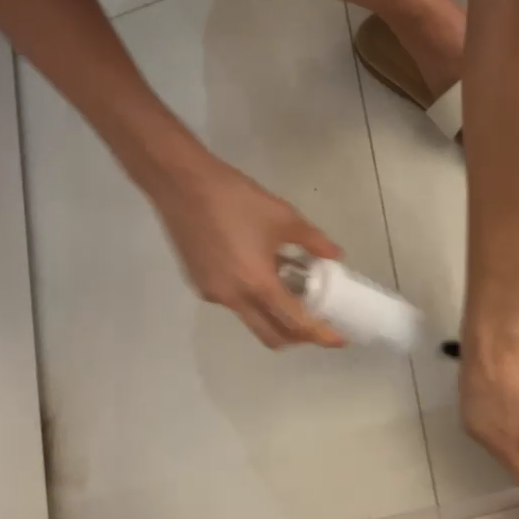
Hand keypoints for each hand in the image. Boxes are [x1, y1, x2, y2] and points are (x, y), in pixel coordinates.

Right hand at [149, 153, 345, 348]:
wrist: (179, 181)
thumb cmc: (236, 199)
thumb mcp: (285, 217)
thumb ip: (314, 241)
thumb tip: (336, 254)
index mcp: (258, 285)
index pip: (296, 324)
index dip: (321, 335)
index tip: (339, 338)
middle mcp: (234, 298)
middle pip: (272, 336)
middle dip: (298, 337)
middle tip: (317, 324)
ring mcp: (213, 293)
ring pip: (252, 320)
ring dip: (275, 317)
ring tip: (291, 292)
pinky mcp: (199, 283)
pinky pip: (234, 302)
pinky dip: (254, 299)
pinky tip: (260, 274)